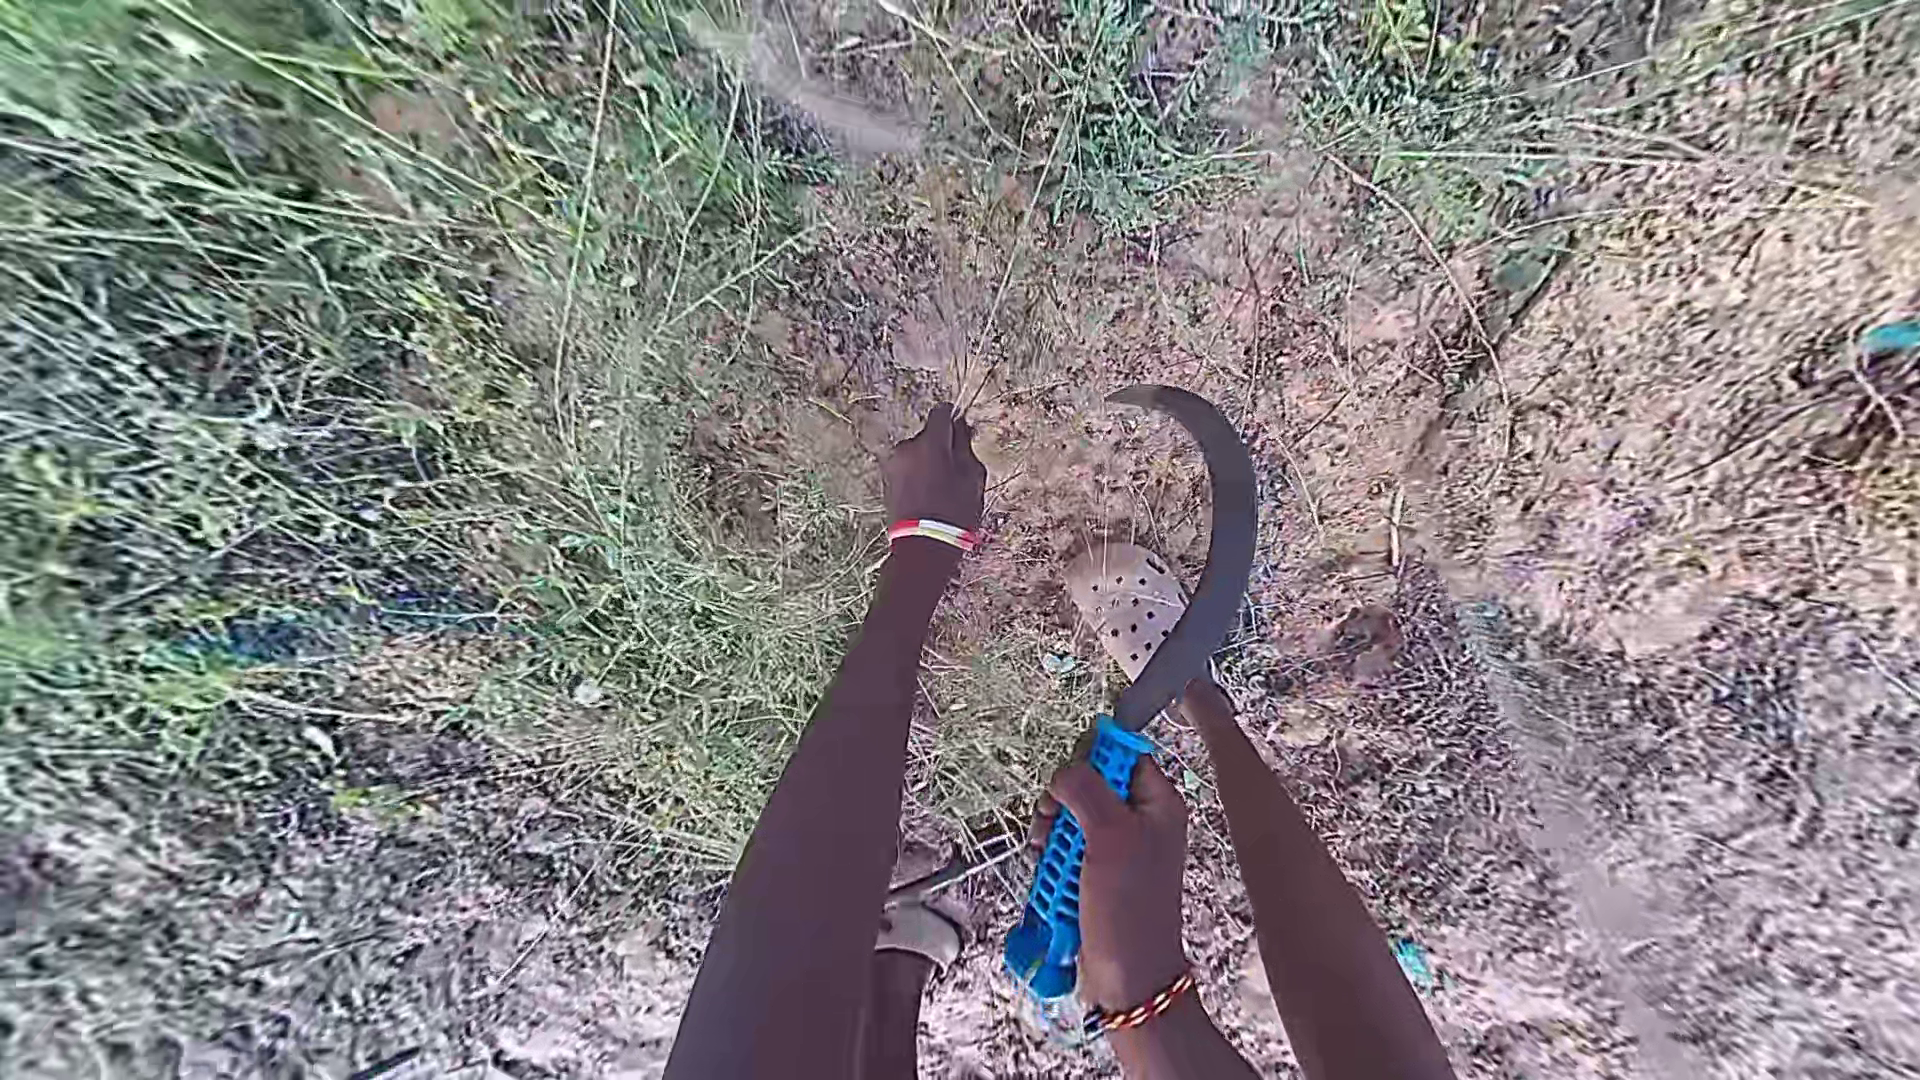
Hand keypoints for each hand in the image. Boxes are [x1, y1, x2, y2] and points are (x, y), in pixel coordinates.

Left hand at [883, 403, 986, 529]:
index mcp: (930, 443)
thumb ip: (965, 445)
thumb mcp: (972, 477)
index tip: (960, 427)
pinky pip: (907, 468)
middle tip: (956, 467)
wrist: (923, 545)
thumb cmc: (955, 511)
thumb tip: (960, 425)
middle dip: (941, 445)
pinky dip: (917, 474)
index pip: (940, 413)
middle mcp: (906, 447)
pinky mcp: (887, 480)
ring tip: (941, 486)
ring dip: (928, 460)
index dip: (953, 417)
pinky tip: (928, 493)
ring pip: (916, 452)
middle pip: (928, 435)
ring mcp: (893, 464)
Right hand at [1031, 757, 1189, 1010]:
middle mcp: (1138, 816)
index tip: (1072, 773)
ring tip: (1044, 846)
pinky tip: (1044, 862)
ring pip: (1071, 809)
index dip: (1095, 756)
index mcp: (1157, 801)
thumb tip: (1064, 769)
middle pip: (1090, 780)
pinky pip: (1064, 839)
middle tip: (1051, 816)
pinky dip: (1050, 848)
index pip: (1124, 753)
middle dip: (1064, 796)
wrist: (1126, 977)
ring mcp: (1114, 842)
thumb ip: (1086, 788)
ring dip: (1051, 825)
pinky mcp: (1093, 864)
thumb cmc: (1129, 904)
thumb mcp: (1110, 835)